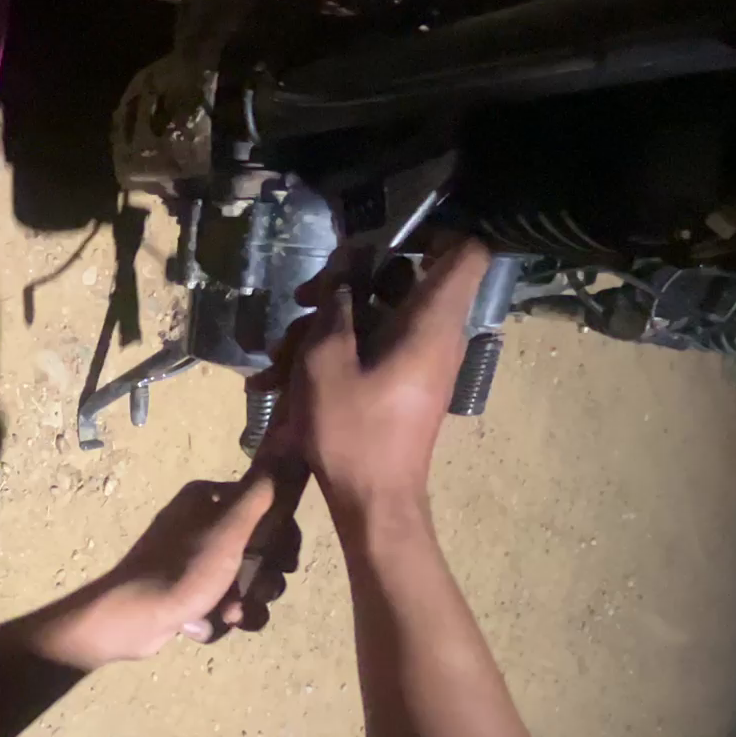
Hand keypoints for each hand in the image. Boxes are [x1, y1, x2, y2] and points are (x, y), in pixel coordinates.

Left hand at [32, 478, 277, 668]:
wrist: (135, 617)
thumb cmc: (185, 568)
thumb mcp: (230, 527)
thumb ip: (262, 491)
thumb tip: (289, 441)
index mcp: (207, 499)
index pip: (267, 509)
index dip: (282, 538)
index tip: (283, 560)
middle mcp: (200, 524)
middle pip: (260, 550)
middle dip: (263, 578)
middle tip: (255, 590)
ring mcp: (193, 560)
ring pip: (246, 581)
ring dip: (245, 602)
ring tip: (230, 613)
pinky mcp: (187, 591)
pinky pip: (224, 603)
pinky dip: (221, 616)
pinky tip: (207, 622)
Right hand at [264, 238, 489, 511]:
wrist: (372, 502)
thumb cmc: (353, 433)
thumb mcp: (326, 365)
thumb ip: (334, 310)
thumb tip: (342, 271)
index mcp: (429, 324)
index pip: (462, 252)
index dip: (428, 234)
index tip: (375, 243)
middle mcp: (432, 337)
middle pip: (401, 285)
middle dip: (345, 288)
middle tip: (301, 301)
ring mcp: (414, 364)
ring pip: (373, 323)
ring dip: (321, 331)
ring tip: (273, 359)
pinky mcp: (396, 387)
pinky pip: (367, 355)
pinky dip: (327, 360)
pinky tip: (275, 385)